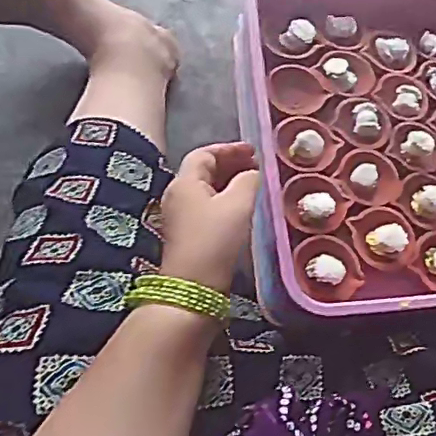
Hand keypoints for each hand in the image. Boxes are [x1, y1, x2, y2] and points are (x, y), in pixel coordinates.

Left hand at [157, 142, 261, 292]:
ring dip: (229, 182)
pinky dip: (225, 199)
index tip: (253, 151)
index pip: (204, 153)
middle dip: (231, 164)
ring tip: (254, 184)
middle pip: (203, 170)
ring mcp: (180, 216)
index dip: (230, 148)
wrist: (193, 287)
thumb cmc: (215, 240)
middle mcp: (178, 195)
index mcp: (185, 182)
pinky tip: (243, 207)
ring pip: (206, 189)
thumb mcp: (237, 205)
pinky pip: (207, 206)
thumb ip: (248, 181)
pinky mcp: (188, 234)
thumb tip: (252, 173)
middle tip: (257, 166)